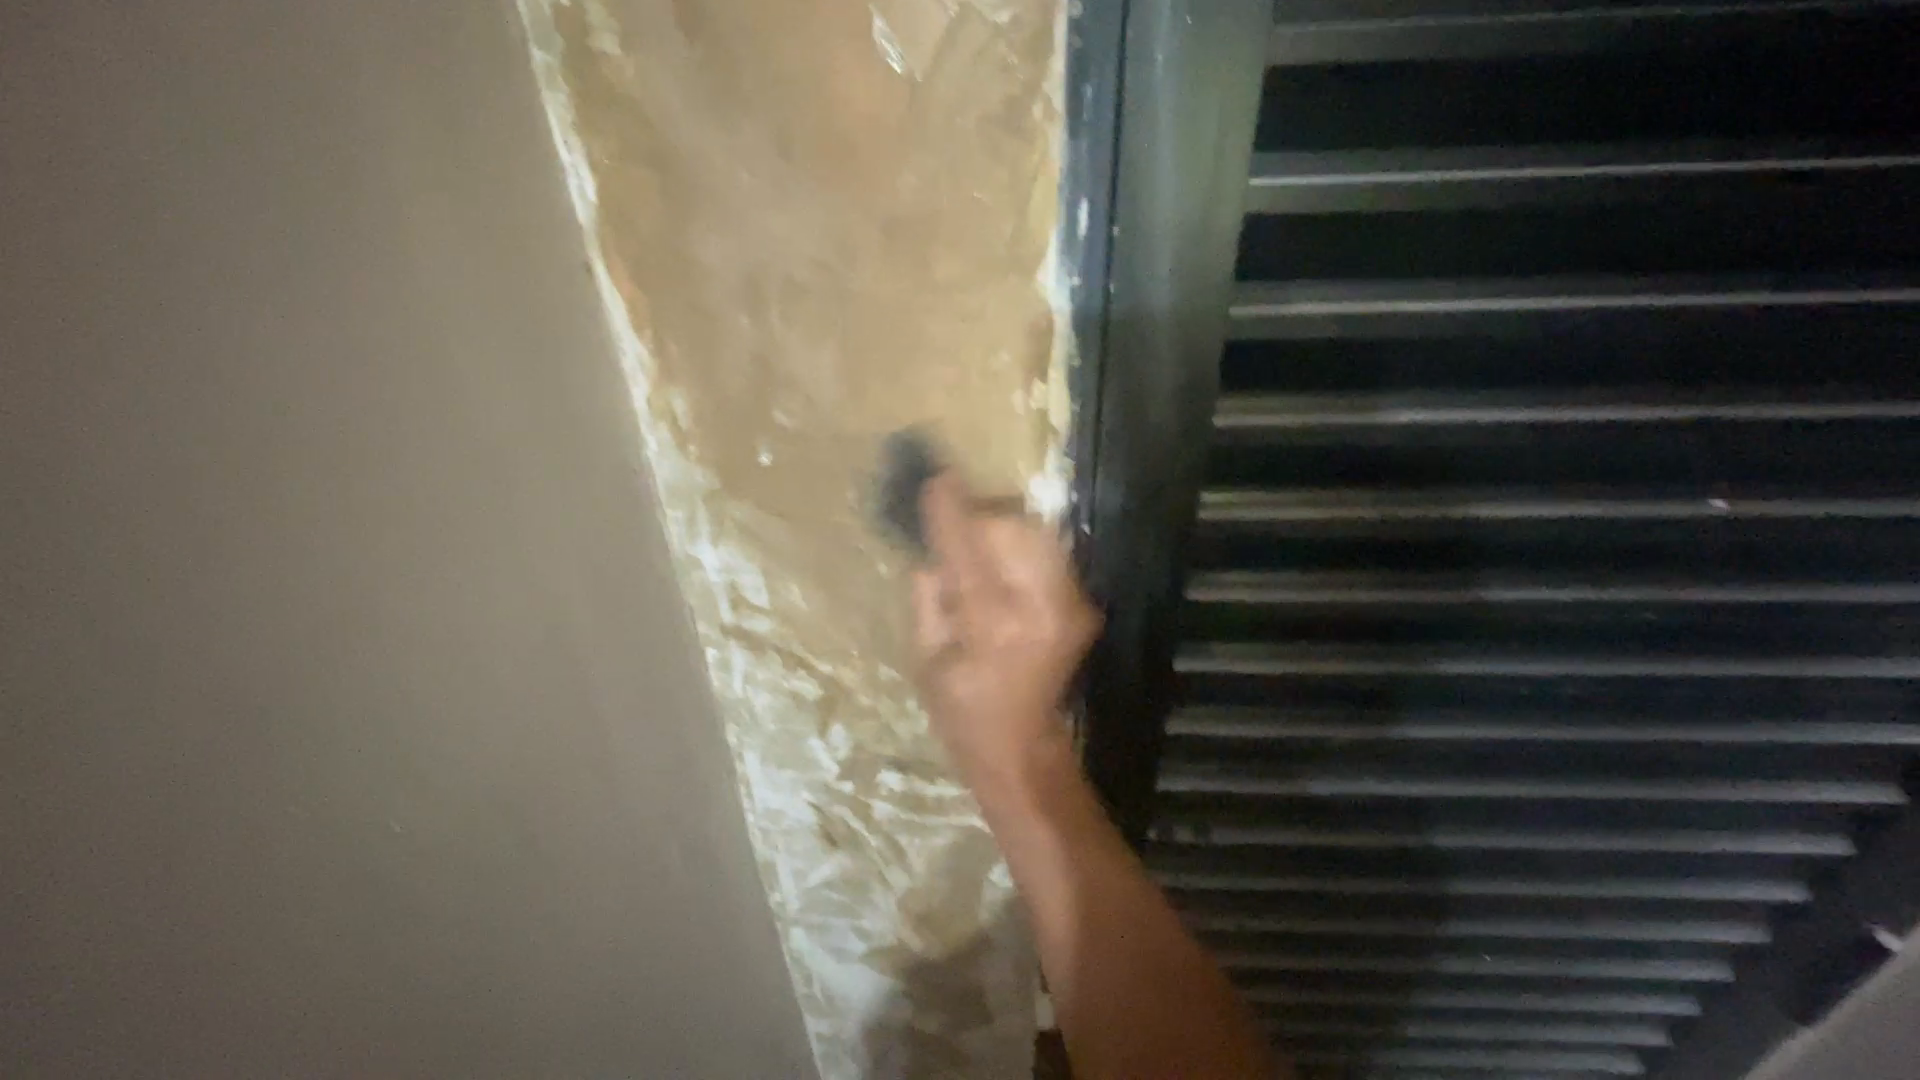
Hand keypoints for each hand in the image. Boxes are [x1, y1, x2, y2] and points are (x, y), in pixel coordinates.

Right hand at [910, 472, 1101, 800]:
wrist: (1022, 747)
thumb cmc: (961, 711)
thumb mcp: (925, 657)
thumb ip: (929, 594)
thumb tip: (935, 547)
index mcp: (992, 624)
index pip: (969, 547)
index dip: (951, 508)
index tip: (938, 477)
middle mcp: (1040, 607)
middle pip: (1014, 528)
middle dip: (982, 517)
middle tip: (957, 530)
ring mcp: (1070, 605)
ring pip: (1038, 533)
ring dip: (1005, 529)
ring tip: (980, 551)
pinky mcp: (1083, 606)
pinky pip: (1050, 554)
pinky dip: (1023, 550)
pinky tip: (1004, 571)